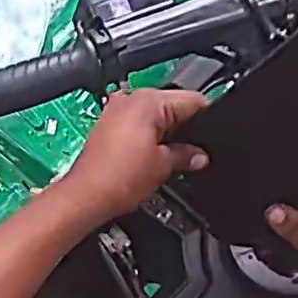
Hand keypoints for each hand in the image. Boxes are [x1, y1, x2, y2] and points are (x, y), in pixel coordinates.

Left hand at [56, 89, 209, 220]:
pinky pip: (135, 126)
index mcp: (147, 100)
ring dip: (164, 136)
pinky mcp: (106, 128)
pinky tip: (152, 159)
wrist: (85, 197)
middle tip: (194, 153)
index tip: (212, 136)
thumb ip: (186, 155)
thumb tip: (199, 156)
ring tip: (171, 160)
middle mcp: (129, 100)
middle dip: (184, 129)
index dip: (207, 119)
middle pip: (171, 107)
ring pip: (152, 118)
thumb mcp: (163, 166)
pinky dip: (146, 139)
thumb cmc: (115, 179)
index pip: (191, 100)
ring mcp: (114, 112)